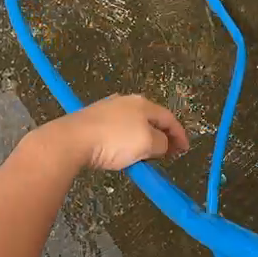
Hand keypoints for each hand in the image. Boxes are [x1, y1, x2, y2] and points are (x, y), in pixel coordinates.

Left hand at [28, 95, 189, 171]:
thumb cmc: (114, 140)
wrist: (72, 140)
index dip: (180, 134)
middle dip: (161, 135)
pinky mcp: (91, 119)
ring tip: (144, 155)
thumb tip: (161, 143)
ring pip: (133, 124)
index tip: (185, 150)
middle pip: (150, 118)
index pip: (168, 117)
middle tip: (167, 153)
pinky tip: (121, 152)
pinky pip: (116, 130)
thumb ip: (161, 143)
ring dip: (142, 139)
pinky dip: (125, 141)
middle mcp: (125, 101)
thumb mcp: (147, 143)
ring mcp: (106, 108)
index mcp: (143, 104)